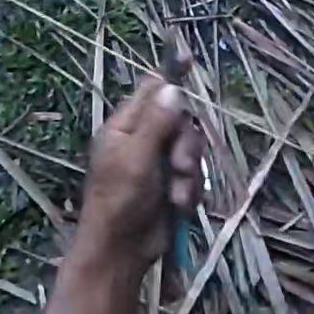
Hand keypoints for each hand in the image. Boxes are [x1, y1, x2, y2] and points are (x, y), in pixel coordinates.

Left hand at [75, 75, 203, 273]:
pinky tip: (180, 207)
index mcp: (124, 126)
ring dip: (189, 174)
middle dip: (185, 145)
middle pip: (179, 120)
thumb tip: (172, 87)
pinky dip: (191, 191)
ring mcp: (158, 163)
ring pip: (191, 150)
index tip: (189, 60)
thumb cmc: (119, 202)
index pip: (150, 91)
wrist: (121, 253)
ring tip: (177, 196)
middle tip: (178, 166)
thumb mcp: (136, 157)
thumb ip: (156, 122)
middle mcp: (142, 139)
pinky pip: (194, 175)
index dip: (171, 78)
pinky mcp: (173, 184)